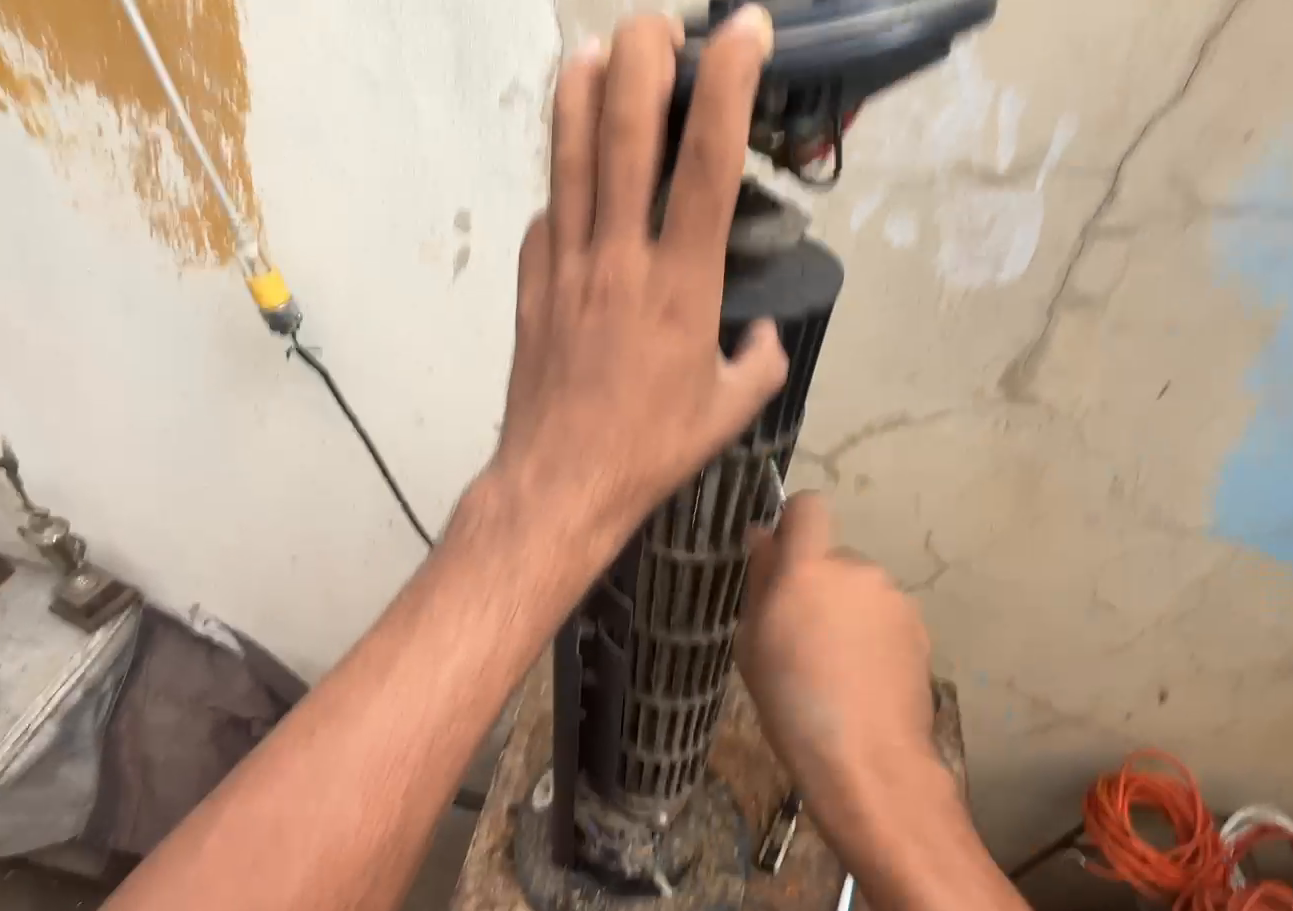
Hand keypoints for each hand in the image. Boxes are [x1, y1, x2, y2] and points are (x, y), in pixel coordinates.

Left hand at [488, 8, 785, 551]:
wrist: (559, 482)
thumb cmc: (649, 451)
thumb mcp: (729, 412)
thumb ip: (760, 362)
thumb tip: (762, 331)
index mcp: (682, 286)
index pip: (711, 163)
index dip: (730, 85)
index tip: (744, 30)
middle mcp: (620, 260)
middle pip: (627, 133)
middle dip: (643, 59)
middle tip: (657, 24)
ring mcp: (565, 267)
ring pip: (571, 157)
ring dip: (582, 92)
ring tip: (596, 49)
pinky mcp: (529, 285)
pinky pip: (545, 215)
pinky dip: (560, 186)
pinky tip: (571, 175)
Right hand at [737, 494, 942, 823]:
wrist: (866, 757)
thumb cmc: (791, 702)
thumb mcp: (752, 643)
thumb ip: (760, 582)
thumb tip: (763, 539)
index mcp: (808, 569)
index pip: (808, 507)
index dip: (792, 521)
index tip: (779, 558)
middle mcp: (857, 569)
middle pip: (831, 557)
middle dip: (815, 582)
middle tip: (799, 634)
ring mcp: (894, 598)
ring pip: (858, 588)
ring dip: (844, 609)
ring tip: (833, 663)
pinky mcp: (919, 628)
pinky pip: (883, 614)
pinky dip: (870, 632)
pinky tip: (861, 675)